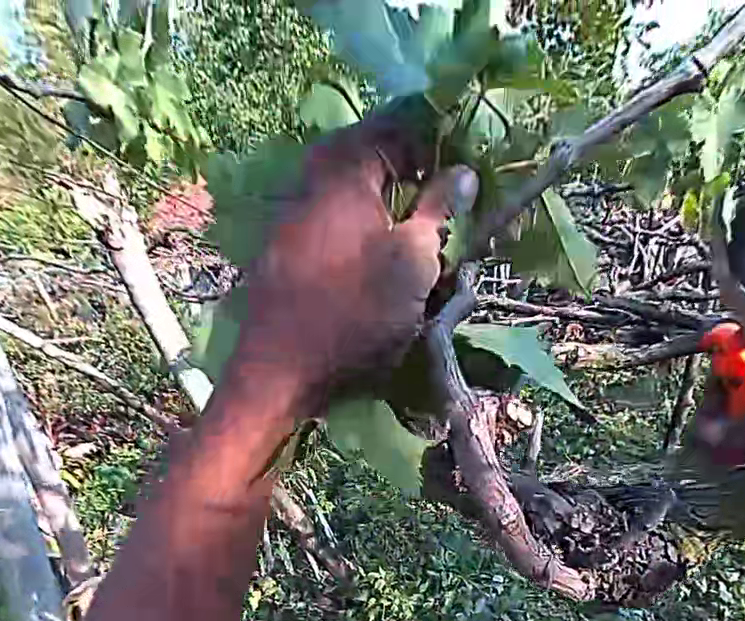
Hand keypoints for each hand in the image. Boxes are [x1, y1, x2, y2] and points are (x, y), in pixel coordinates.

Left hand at [231, 116, 476, 413]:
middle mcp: (310, 179)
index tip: (466, 175)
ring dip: (389, 221)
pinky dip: (361, 243)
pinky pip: (334, 231)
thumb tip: (461, 174)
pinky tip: (375, 275)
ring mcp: (291, 218)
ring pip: (355, 201)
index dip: (441, 143)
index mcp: (344, 164)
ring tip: (415, 258)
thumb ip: (439, 210)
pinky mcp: (284, 254)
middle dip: (414, 187)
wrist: (279, 373)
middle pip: (376, 163)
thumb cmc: (354, 314)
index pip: (402, 123)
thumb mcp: (413, 262)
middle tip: (444, 222)